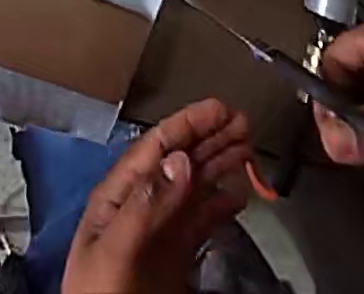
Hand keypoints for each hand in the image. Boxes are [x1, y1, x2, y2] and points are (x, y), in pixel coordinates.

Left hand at [62, 98, 252, 293]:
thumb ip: (146, 204)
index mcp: (120, 195)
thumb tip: (180, 158)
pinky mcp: (176, 255)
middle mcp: (143, 204)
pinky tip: (241, 198)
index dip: (188, 123)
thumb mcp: (114, 250)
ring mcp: (160, 230)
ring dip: (221, 163)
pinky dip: (223, 206)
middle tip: (244, 122)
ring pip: (195, 185)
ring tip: (248, 149)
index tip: (220, 107)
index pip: (156, 147)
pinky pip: (203, 220)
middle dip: (211, 137)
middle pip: (180, 160)